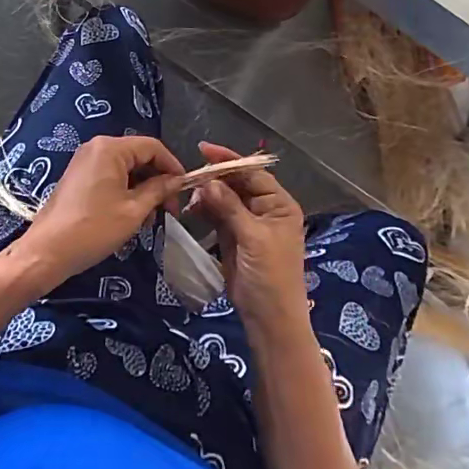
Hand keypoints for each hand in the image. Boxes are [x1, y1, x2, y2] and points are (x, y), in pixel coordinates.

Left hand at [18, 135, 184, 289]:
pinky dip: (126, 191)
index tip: (184, 189)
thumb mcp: (134, 210)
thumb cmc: (93, 228)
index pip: (153, 147)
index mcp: (110, 148)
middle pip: (139, 156)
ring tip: (151, 217)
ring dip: (143, 189)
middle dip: (158, 180)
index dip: (173, 166)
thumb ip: (159, 190)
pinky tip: (132, 214)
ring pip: (126, 168)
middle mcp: (96, 147)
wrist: (46, 252)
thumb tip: (177, 181)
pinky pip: (111, 176)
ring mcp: (85, 162)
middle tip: (170, 208)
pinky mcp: (78, 177)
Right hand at [188, 141, 308, 328]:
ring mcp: (249, 225)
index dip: (230, 160)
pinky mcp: (234, 239)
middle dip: (215, 178)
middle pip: (238, 184)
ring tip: (189, 195)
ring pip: (226, 199)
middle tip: (189, 175)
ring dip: (208, 195)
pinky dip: (206, 211)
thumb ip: (229, 208)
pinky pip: (219, 217)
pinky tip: (192, 209)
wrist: (270, 319)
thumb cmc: (271, 275)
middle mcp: (266, 210)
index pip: (253, 173)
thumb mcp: (252, 238)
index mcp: (279, 205)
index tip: (204, 149)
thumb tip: (207, 182)